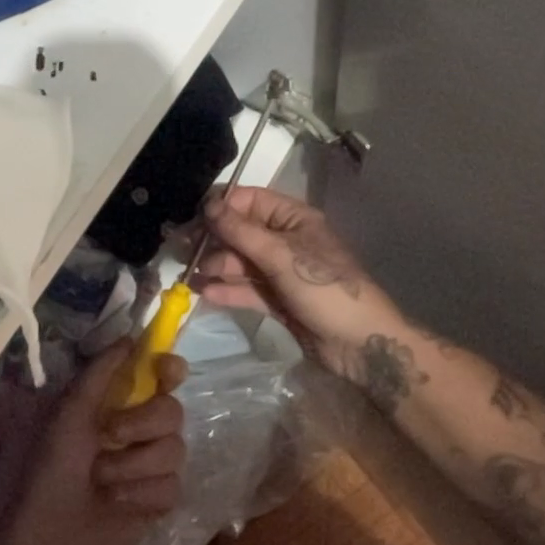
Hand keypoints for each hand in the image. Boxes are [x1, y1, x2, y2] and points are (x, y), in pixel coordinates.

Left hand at [0, 341, 188, 544]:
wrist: (51, 535)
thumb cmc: (52, 467)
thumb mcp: (69, 412)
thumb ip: (100, 373)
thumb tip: (130, 337)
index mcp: (119, 404)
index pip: (161, 377)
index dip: (170, 370)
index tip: (166, 373)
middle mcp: (141, 429)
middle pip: (173, 410)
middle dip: (143, 422)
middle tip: (111, 434)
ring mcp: (152, 465)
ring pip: (175, 448)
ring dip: (134, 464)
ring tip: (102, 478)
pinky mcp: (160, 499)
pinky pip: (172, 485)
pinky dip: (141, 492)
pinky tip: (117, 501)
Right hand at [197, 186, 402, 370]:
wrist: (360, 343)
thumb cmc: (325, 288)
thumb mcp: (281, 255)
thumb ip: (241, 231)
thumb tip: (208, 205)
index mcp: (293, 218)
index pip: (249, 200)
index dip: (220, 207)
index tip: (192, 220)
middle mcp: (285, 239)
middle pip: (240, 232)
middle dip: (213, 240)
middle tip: (184, 252)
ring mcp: (281, 271)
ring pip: (241, 261)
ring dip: (217, 267)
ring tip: (191, 277)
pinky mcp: (278, 299)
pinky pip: (247, 288)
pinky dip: (228, 289)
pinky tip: (205, 294)